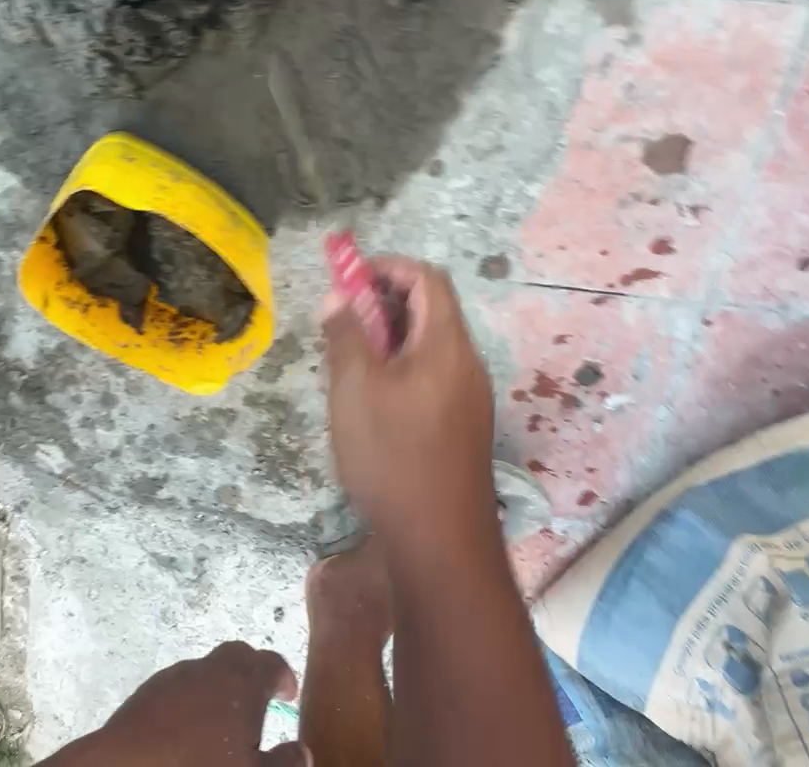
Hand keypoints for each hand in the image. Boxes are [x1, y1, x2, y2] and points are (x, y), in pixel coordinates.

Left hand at [40, 642, 309, 766]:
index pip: (272, 662)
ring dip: (222, 686)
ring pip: (209, 669)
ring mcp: (178, 675)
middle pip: (239, 655)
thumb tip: (302, 751)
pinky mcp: (151, 689)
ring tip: (225, 722)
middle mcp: (212, 668)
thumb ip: (282, 762)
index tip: (288, 694)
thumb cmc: (201, 766)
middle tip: (261, 701)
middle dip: (253, 672)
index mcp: (242, 682)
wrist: (129, 766)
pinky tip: (190, 729)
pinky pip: (183, 684)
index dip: (284, 676)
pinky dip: (195, 697)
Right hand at [321, 256, 496, 535]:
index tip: (347, 279)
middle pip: (430, 309)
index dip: (386, 267)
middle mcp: (466, 363)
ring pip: (428, 345)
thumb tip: (338, 297)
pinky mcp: (463, 425)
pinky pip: (432, 375)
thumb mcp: (354, 389)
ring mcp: (470, 396)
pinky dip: (401, 367)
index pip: (426, 278)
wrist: (440, 541)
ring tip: (349, 363)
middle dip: (381, 303)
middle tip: (340, 323)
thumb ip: (345, 336)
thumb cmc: (392, 454)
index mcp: (446, 344)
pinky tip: (372, 401)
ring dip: (388, 337)